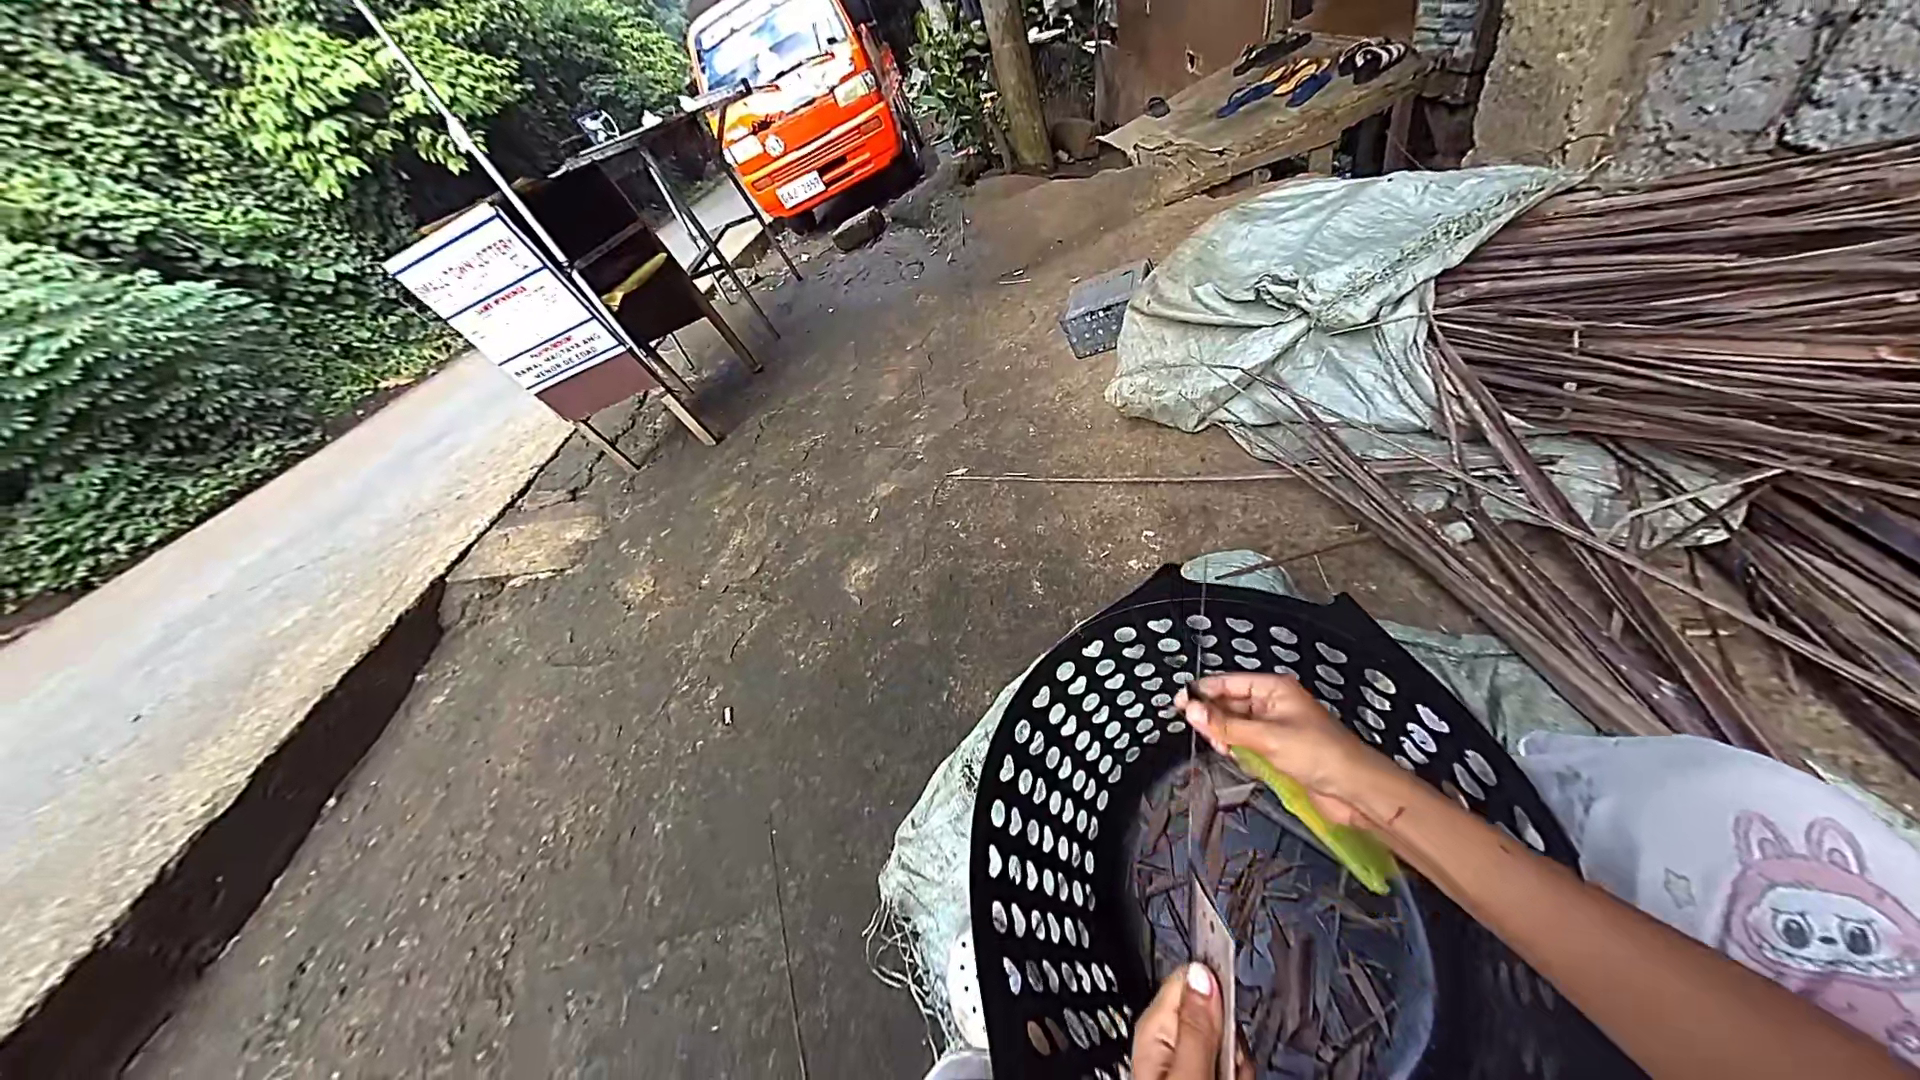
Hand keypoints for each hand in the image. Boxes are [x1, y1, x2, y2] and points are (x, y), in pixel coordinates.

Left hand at [1130, 964, 1251, 1079]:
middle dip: (1233, 1038)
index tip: (1232, 1024)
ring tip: (1231, 1078)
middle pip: (1213, 1011)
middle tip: (1229, 1068)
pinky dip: (1235, 1074)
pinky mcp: (1196, 1073)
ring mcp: (1181, 1059)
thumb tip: (1202, 971)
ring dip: (1236, 1060)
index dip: (1219, 994)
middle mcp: (1165, 1038)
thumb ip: (1196, 1024)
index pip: (1190, 977)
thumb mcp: (1188, 1074)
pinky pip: (1227, 1064)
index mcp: (1154, 1026)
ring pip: (1226, 1041)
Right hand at [1174, 673, 1393, 827]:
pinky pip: (1245, 742)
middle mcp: (1272, 704)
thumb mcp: (1265, 737)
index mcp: (1273, 689)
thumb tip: (1191, 710)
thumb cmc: (1320, 754)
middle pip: (1229, 703)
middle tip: (1199, 729)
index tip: (1180, 702)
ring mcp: (1274, 727)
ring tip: (1222, 746)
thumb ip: (1224, 725)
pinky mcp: (1276, 749)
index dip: (1203, 691)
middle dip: (1213, 716)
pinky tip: (1236, 757)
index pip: (1228, 682)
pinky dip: (1236, 749)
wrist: (1356, 790)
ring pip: (1234, 725)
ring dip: (1224, 735)